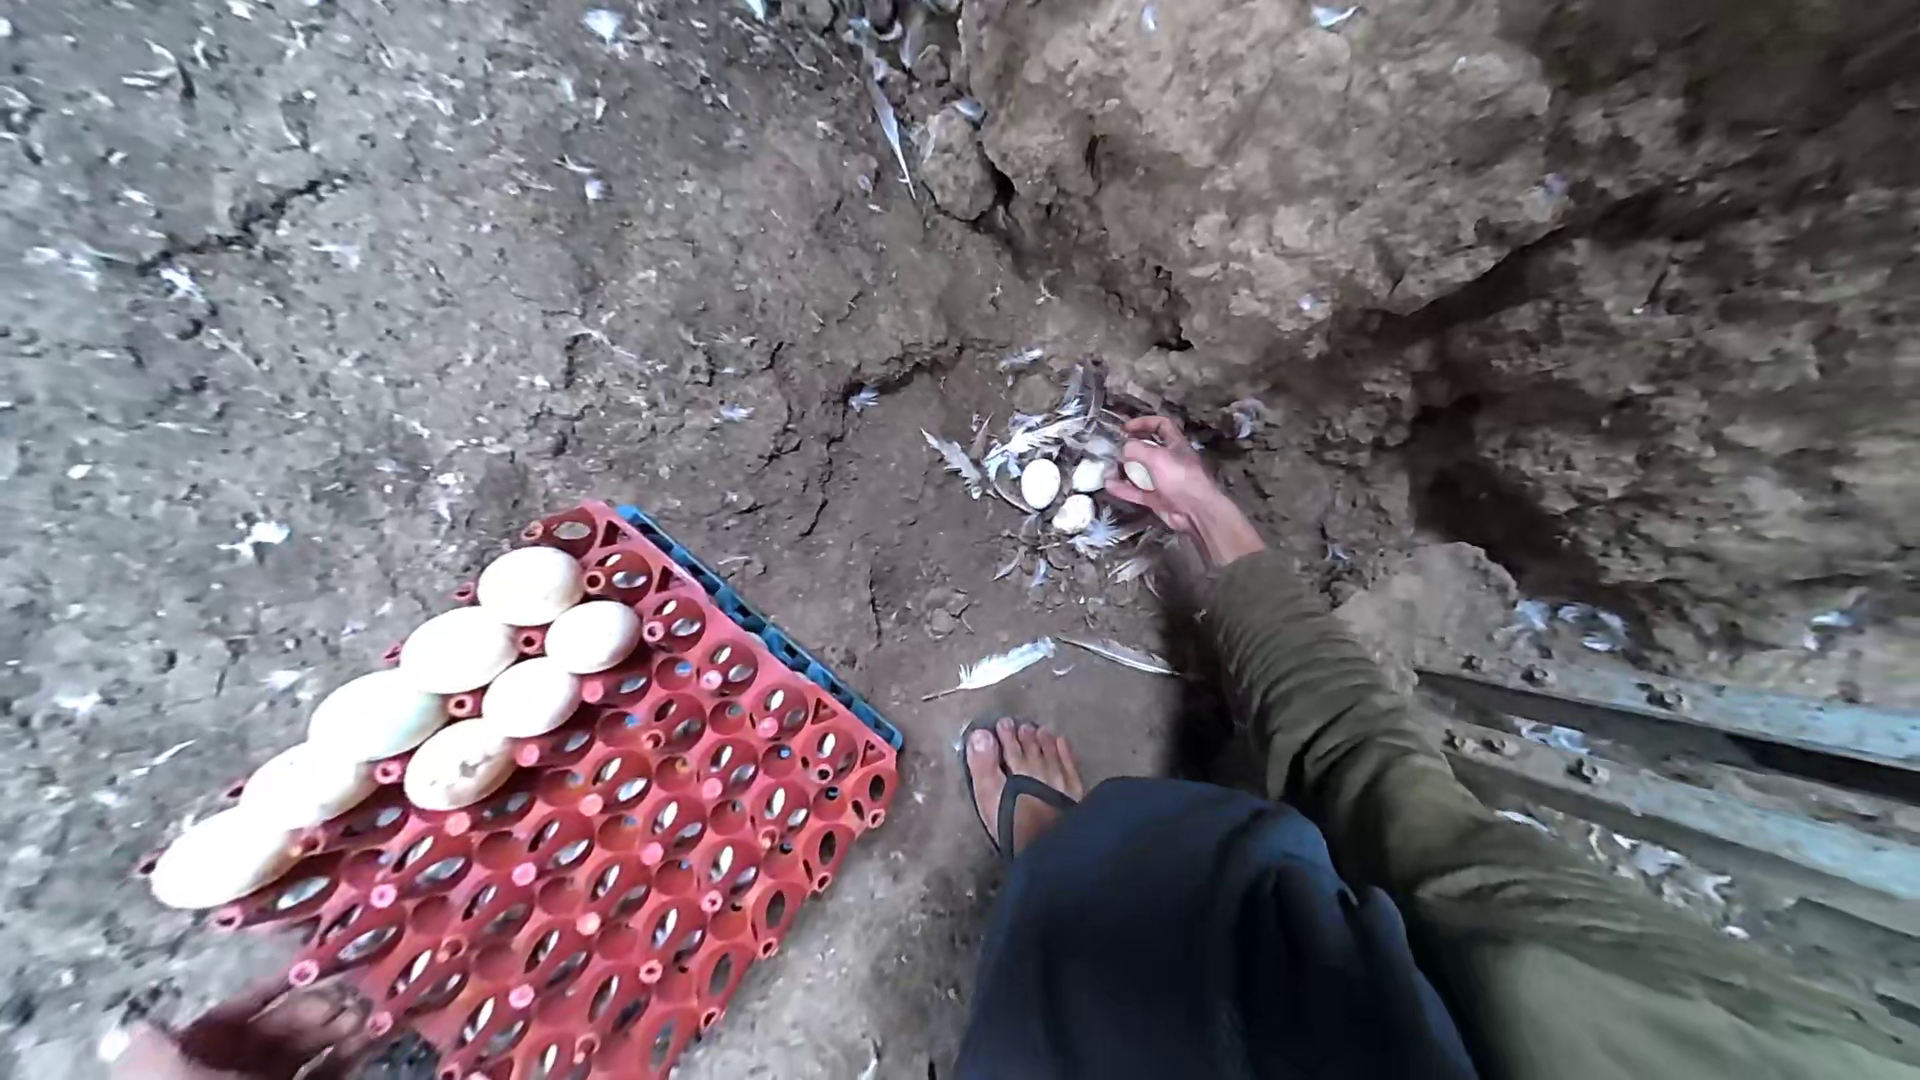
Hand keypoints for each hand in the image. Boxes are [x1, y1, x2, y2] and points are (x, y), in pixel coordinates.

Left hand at [108, 981, 368, 1079]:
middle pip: (282, 1024)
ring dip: (346, 1021)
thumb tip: (135, 1025)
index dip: (269, 990)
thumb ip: (152, 1059)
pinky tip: (378, 1033)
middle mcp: (234, 1077)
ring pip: (316, 1041)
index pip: (229, 1020)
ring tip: (366, 1016)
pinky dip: (361, 1045)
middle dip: (320, 1004)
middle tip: (349, 999)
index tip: (313, 969)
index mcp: (193, 1071)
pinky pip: (339, 1065)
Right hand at [1105, 415, 1264, 566]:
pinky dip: (1123, 489)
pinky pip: (1136, 491)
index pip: (1161, 426)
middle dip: (1130, 448)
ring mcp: (1163, 480)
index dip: (1144, 423)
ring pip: (1140, 472)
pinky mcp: (1157, 498)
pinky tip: (1110, 486)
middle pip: (1148, 449)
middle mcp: (1169, 461)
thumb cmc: (1181, 479)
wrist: (1196, 512)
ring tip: (1108, 469)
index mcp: (1175, 445)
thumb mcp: (1158, 457)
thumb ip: (1137, 449)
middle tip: (1114, 449)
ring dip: (1123, 470)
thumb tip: (1122, 449)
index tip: (1125, 428)